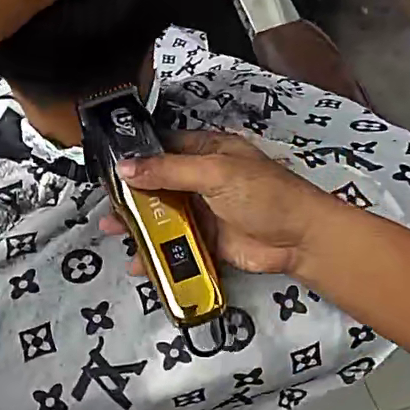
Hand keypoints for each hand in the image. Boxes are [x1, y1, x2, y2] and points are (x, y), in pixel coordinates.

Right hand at [98, 131, 335, 276]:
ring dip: (140, 225)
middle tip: (108, 207)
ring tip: (114, 231)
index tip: (110, 170)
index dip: (138, 158)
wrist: (300, 239)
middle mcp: (203, 179)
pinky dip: (157, 252)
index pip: (165, 148)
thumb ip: (169, 171)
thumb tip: (127, 167)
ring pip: (164, 216)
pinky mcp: (208, 239)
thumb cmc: (266, 195)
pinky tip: (139, 261)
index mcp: (208, 151)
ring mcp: (205, 210)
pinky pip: (176, 244)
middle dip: (133, 196)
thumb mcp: (215, 173)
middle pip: (159, 185)